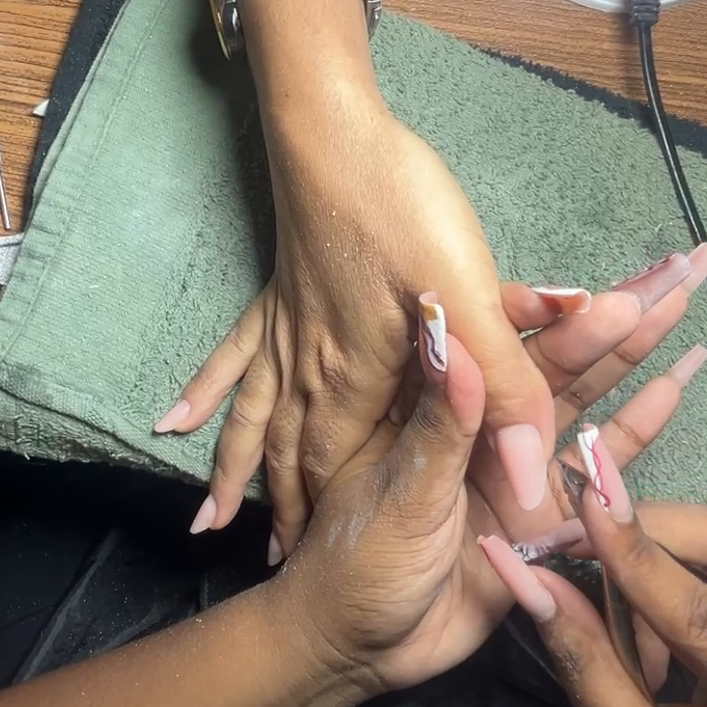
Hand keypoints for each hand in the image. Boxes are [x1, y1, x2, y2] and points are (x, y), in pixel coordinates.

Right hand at [158, 86, 706, 562]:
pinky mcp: (277, 296)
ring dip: (237, 472)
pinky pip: (230, 357)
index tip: (332, 575)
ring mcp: (284, 332)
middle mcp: (308, 368)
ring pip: (254, 420)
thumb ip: (498, 386)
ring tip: (211, 522)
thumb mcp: (466, 290)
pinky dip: (204, 392)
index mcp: (353, 377)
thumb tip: (533, 480)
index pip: (342, 472)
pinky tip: (172, 419)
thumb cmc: (398, 204)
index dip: (339, 524)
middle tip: (273, 564)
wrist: (332, 131)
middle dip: (286, 511)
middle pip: (292, 455)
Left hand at [272, 291, 706, 695]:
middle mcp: (477, 424)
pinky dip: (632, 431)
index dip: (537, 312)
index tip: (586, 290)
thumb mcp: (397, 492)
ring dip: (628, 358)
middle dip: (608, 319)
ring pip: (577, 399)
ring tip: (680, 306)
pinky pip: (592, 465)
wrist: (362, 642)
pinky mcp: (539, 509)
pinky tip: (673, 387)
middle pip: (547, 362)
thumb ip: (438, 427)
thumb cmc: (356, 562)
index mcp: (431, 406)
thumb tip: (457, 341)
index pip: (488, 343)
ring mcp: (510, 463)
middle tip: (674, 271)